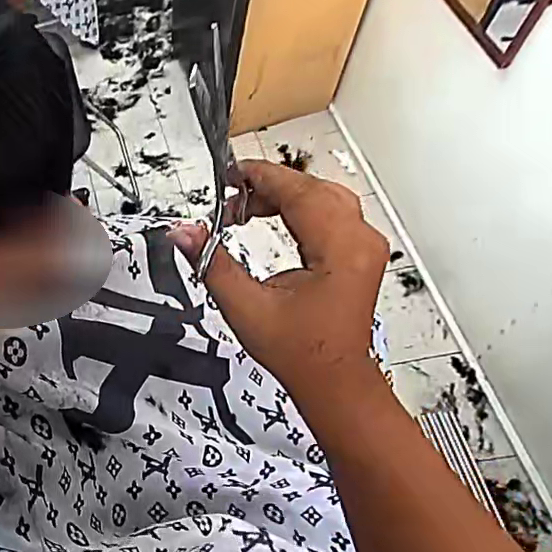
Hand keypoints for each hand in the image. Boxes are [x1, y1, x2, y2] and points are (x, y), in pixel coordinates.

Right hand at [168, 159, 390, 405]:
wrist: (331, 378)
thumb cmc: (301, 352)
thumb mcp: (245, 307)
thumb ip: (212, 264)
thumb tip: (186, 234)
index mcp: (339, 249)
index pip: (298, 191)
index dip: (261, 177)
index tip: (233, 173)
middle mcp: (360, 242)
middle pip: (312, 188)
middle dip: (269, 186)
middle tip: (233, 195)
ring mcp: (365, 247)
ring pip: (324, 198)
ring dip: (285, 197)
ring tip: (248, 208)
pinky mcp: (360, 254)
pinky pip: (333, 214)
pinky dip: (302, 210)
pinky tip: (278, 218)